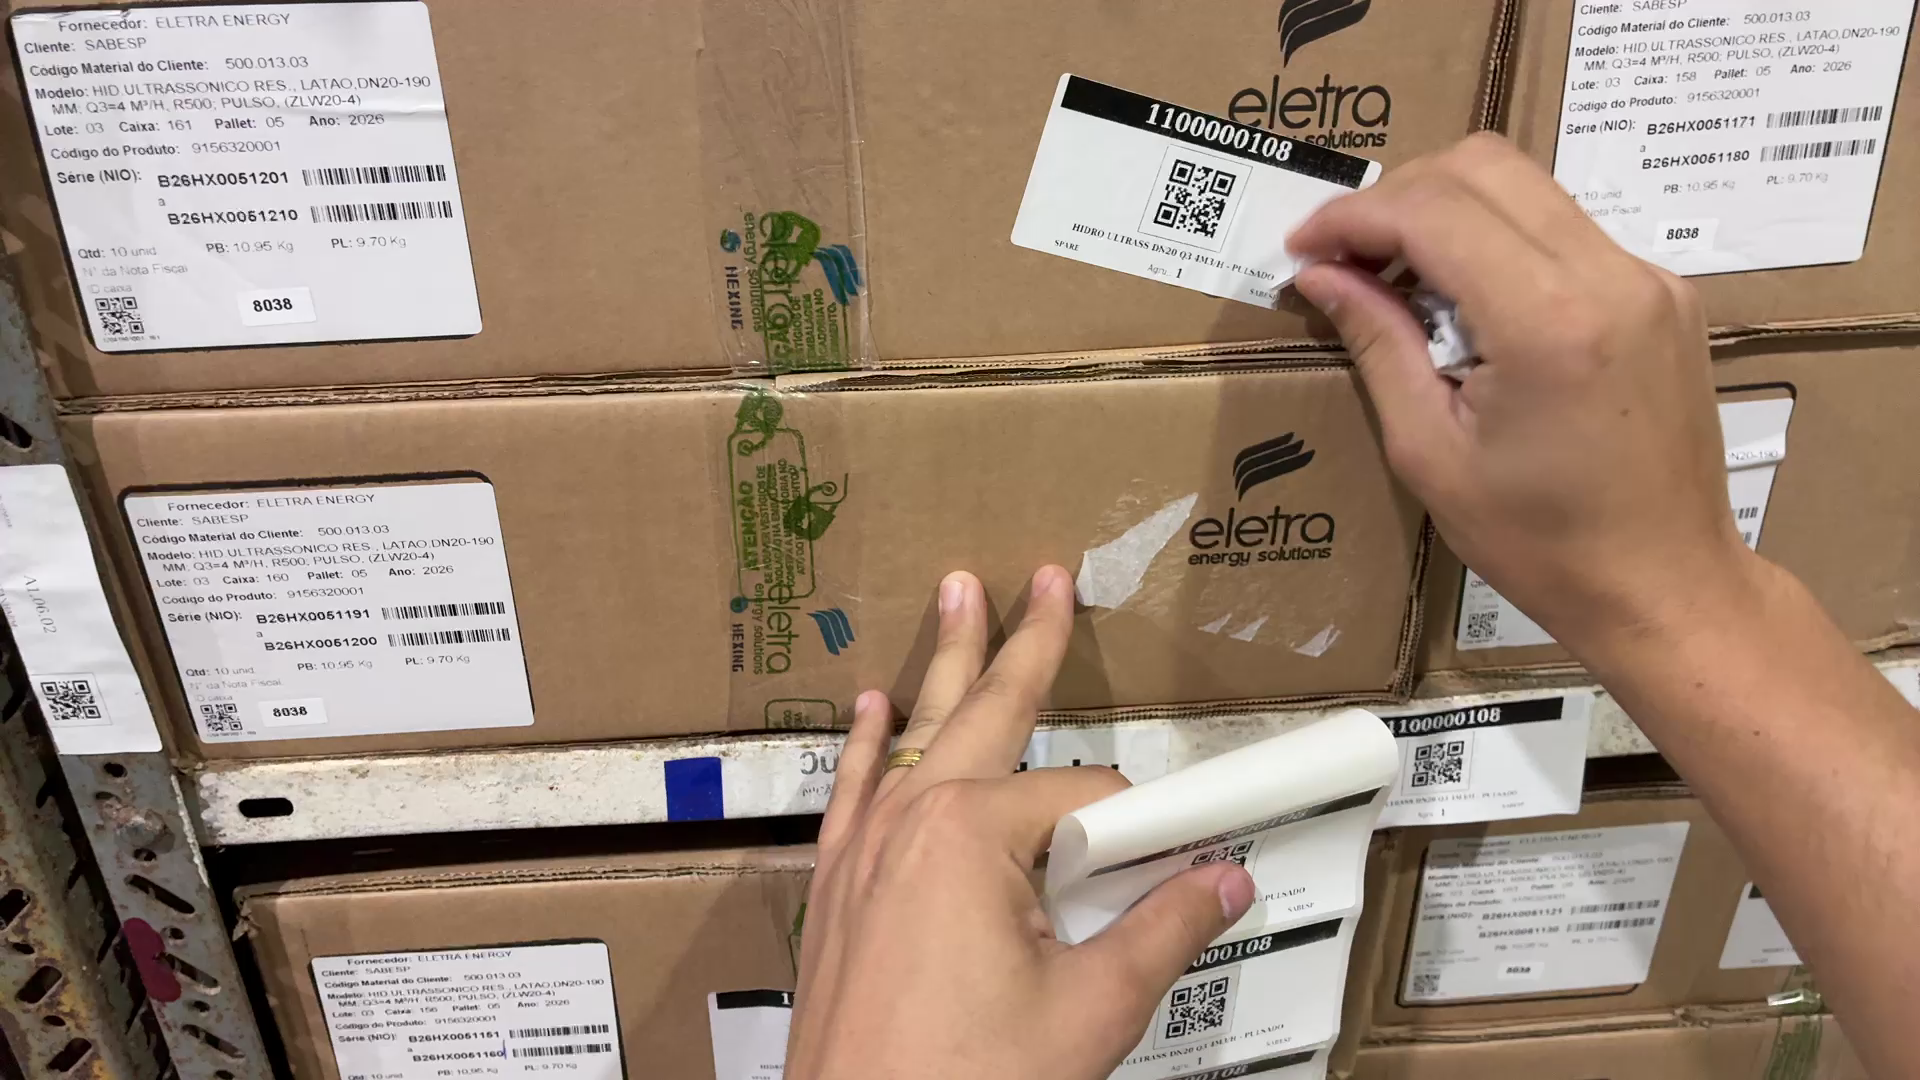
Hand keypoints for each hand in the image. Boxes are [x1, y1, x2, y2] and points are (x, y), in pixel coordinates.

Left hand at [786, 566, 1255, 1079]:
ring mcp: (869, 838)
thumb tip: (1227, 877)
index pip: (1083, 799)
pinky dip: (869, 737)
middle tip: (1048, 578)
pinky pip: (857, 782)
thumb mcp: (1087, 1013)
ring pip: (922, 728)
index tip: (1174, 848)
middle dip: (1030, 642)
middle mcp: (916, 813)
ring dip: (949, 660)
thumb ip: (1162, 930)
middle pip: (994, 710)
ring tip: (959, 594)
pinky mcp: (840, 872)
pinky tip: (876, 699)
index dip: (1134, 823)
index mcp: (975, 832)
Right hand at [1287, 133, 1752, 652]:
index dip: (1353, 216)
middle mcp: (1612, 274)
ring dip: (1435, 210)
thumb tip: (1320, 276)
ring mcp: (1647, 275)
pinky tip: (1445, 296)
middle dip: (1392, 195)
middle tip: (1334, 253)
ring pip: (1522, 185)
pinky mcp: (1656, 291)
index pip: (1436, 213)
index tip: (1298, 246)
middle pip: (1485, 168)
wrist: (1657, 578)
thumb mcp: (1425, 446)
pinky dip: (1482, 238)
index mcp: (1548, 321)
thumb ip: (1377, 343)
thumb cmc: (1528, 535)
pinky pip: (1553, 226)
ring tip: (1378, 272)